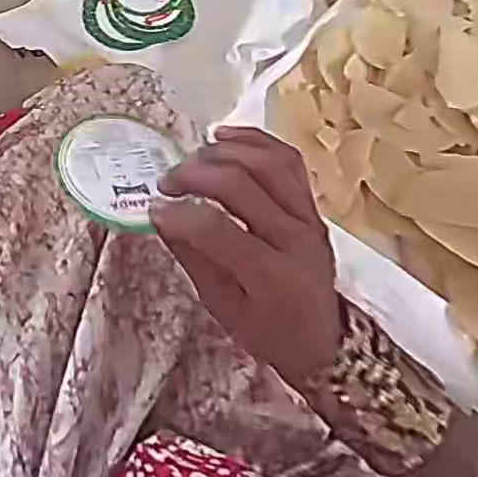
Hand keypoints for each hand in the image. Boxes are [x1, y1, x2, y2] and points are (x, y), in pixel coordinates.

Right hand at [152, 126, 340, 385]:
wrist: (323, 339)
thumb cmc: (267, 331)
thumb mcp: (222, 307)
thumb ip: (192, 256)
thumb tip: (160, 213)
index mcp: (273, 278)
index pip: (218, 230)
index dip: (180, 213)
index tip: (154, 207)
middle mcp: (297, 239)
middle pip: (241, 185)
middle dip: (194, 175)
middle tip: (167, 182)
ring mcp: (310, 216)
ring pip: (266, 162)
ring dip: (222, 152)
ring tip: (192, 159)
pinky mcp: (313, 203)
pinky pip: (287, 159)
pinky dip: (253, 140)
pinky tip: (223, 137)